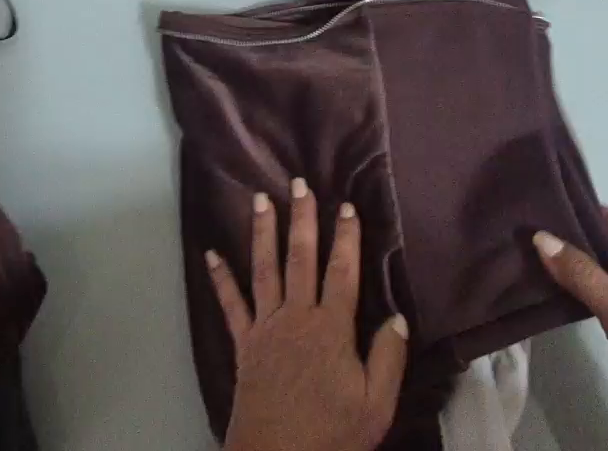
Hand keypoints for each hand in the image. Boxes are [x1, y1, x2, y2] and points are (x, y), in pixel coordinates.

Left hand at [204, 178, 409, 450]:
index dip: (346, 237)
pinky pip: (230, 305)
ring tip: (261, 198)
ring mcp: (266, 327)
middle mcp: (296, 316)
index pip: (342, 272)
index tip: (347, 206)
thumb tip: (396, 316)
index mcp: (331, 328)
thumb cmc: (331, 434)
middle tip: (300, 183)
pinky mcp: (244, 343)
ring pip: (264, 269)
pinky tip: (211, 254)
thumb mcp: (376, 405)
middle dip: (302, 218)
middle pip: (301, 258)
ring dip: (263, 232)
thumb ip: (388, 358)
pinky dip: (220, 278)